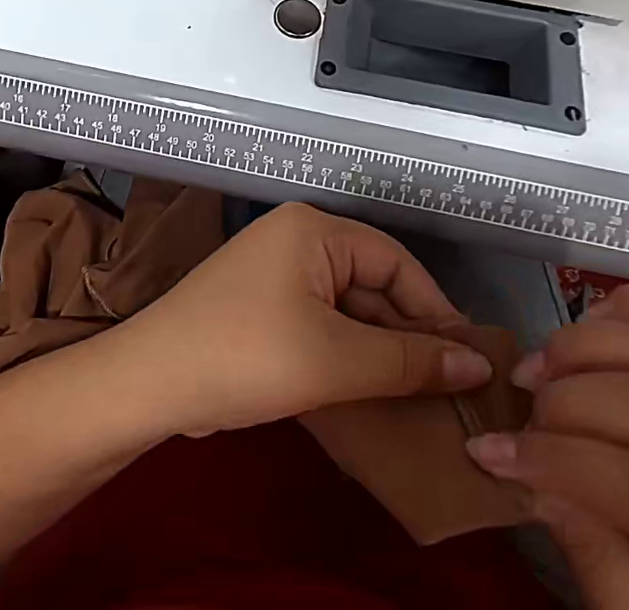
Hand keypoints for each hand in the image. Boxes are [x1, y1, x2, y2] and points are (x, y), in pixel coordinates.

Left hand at [109, 203, 493, 436]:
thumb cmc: (245, 356)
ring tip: (420, 397)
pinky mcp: (263, 308)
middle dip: (406, 335)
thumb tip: (478, 363)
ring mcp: (276, 275)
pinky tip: (373, 392)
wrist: (150, 383)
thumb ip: (410, 360)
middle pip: (372, 284)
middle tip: (448, 388)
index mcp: (313, 231)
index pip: (396, 261)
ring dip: (378, 350)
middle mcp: (296, 241)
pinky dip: (346, 355)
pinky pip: (321, 324)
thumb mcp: (335, 359)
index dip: (435, 309)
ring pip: (348, 309)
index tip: (467, 359)